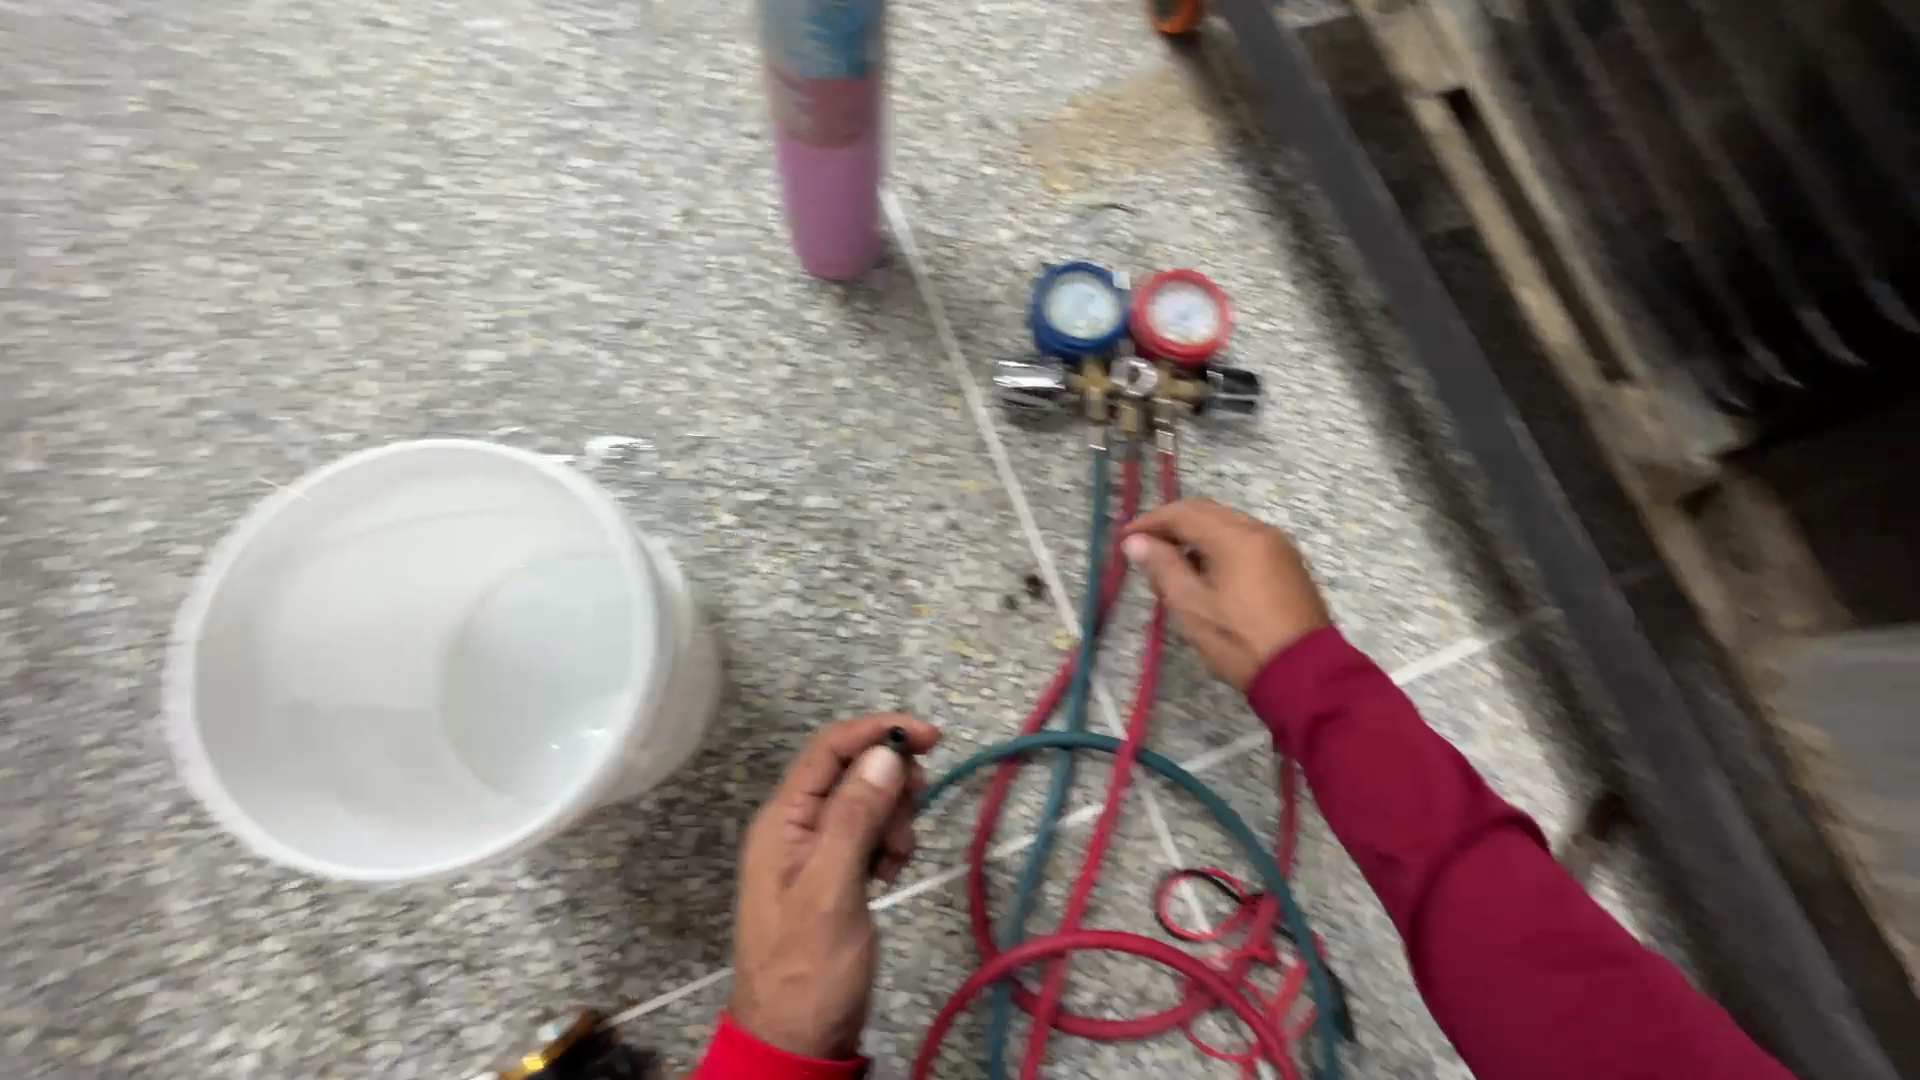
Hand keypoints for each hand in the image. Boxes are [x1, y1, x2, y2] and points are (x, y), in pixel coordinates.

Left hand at [728, 714, 940, 1059]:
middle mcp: (797, 823)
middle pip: (855, 770)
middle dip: (891, 787)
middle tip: (906, 826)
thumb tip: (885, 752)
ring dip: (893, 820)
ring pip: (868, 800)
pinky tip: (889, 875)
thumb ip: (854, 817)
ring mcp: (817, 847)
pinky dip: (889, 844)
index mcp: (784, 818)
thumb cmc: (809, 968)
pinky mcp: (836, 870)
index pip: (831, 748)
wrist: (798, 1041)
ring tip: (893, 863)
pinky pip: (871, 833)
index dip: (879, 731)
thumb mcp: (832, 889)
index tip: (930, 737)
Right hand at [1120, 497, 1331, 691]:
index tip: (1125, 539)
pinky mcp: (1287, 563)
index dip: (1150, 522)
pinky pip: (1243, 540)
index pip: (1183, 514)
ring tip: (1168, 562)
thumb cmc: (1239, 640)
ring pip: (1226, 525)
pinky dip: (1216, 545)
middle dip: (1171, 524)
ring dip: (1194, 534)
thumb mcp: (1192, 605)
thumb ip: (1162, 566)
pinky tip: (1202, 571)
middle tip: (1143, 545)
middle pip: (1206, 512)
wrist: (1304, 673)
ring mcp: (1278, 546)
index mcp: (1236, 537)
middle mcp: (1260, 530)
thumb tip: (1135, 541)